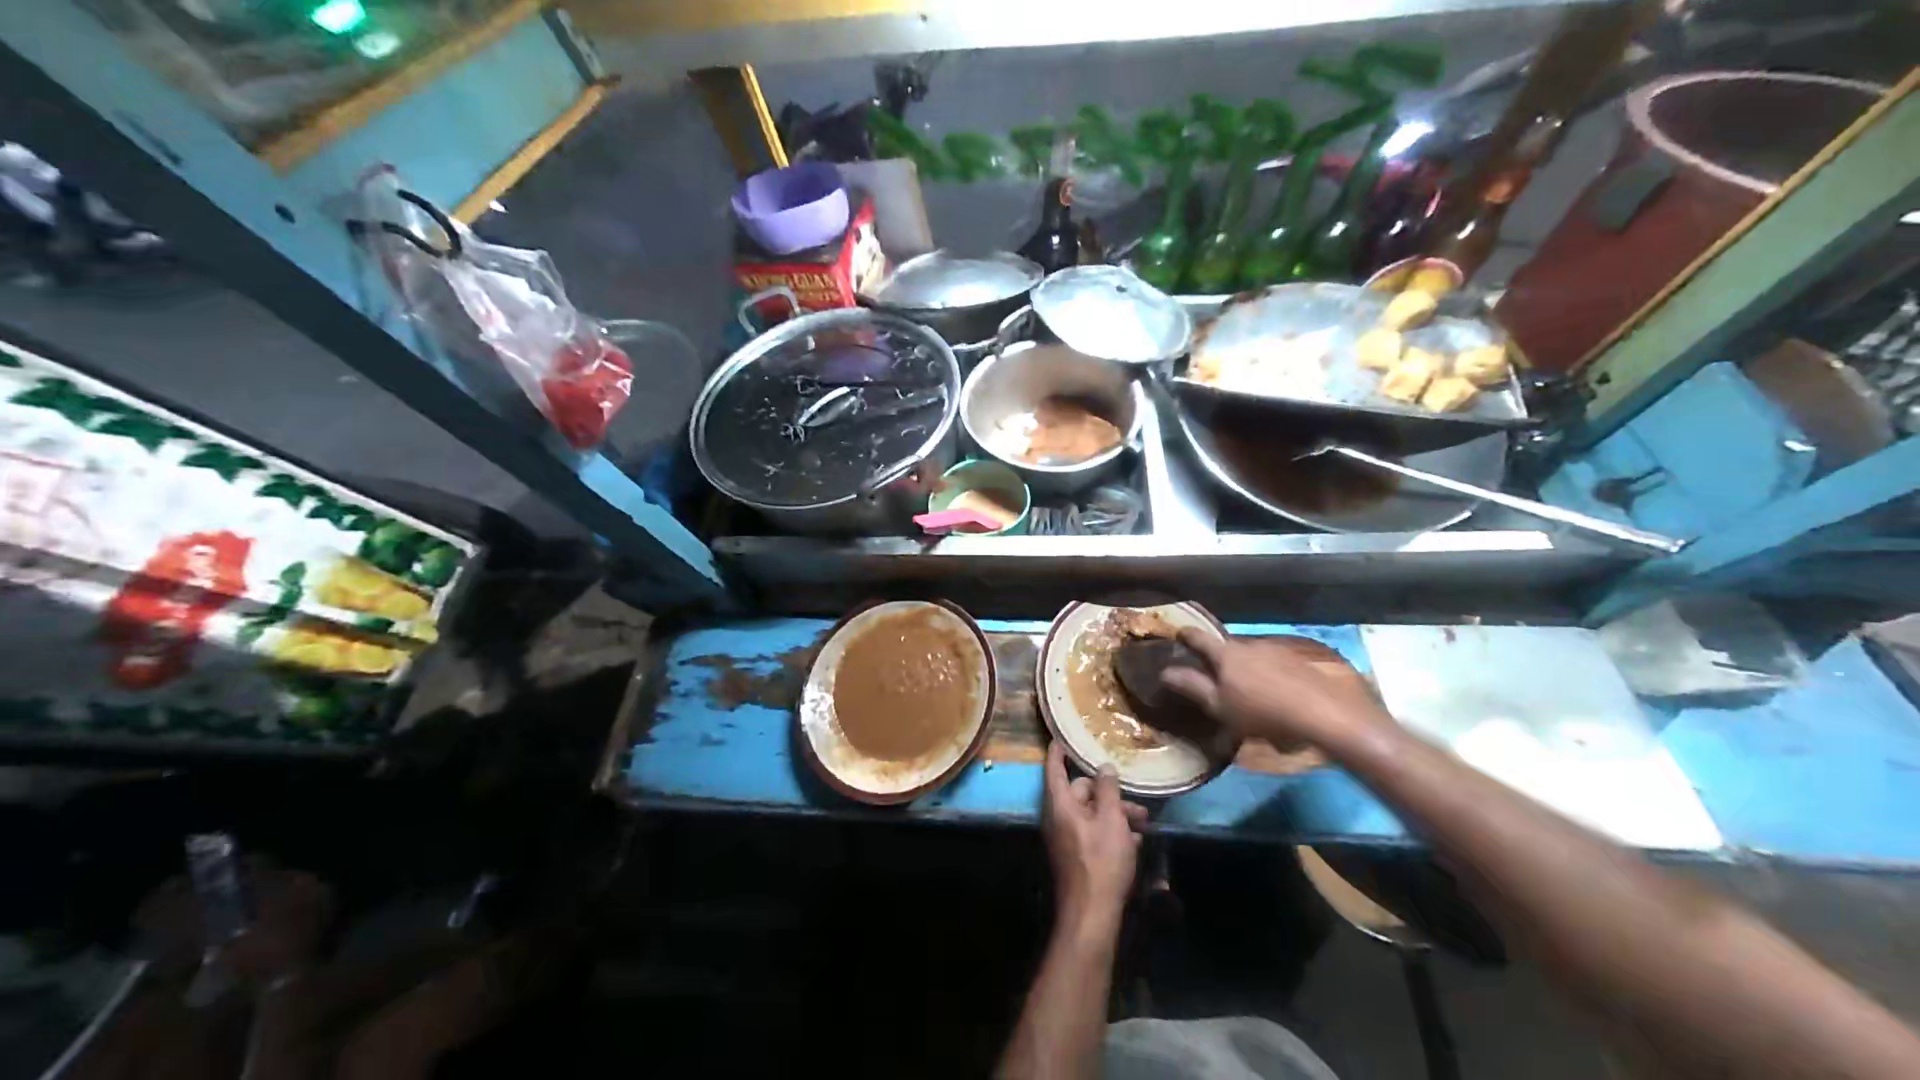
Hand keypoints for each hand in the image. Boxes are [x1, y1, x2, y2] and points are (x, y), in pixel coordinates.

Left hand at [1042, 741, 1146, 929]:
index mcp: (1060, 805)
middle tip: (1138, 803)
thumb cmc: (1102, 862)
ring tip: (1143, 824)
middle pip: (1079, 792)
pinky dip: (1110, 831)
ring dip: (1115, 814)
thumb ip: (1108, 790)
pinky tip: (1134, 842)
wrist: (1092, 914)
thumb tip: (1104, 767)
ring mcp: (1065, 838)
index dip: (1058, 752)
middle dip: (1108, 793)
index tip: (1061, 738)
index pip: (1055, 768)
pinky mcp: (1075, 855)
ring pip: (1090, 814)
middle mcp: (1057, 818)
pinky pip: (1091, 832)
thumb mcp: (1111, 820)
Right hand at [1161, 628, 1391, 752]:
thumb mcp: (1220, 706)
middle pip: (1226, 647)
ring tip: (1245, 689)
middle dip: (1218, 658)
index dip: (1184, 635)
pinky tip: (1272, 693)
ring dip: (1245, 667)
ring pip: (1251, 655)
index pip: (1197, 636)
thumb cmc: (1262, 712)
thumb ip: (1192, 687)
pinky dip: (1266, 673)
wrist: (1324, 714)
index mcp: (1225, 653)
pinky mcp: (1299, 661)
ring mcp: (1276, 650)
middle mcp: (1249, 644)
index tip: (1176, 636)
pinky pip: (1273, 663)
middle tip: (1213, 676)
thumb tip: (1165, 671)